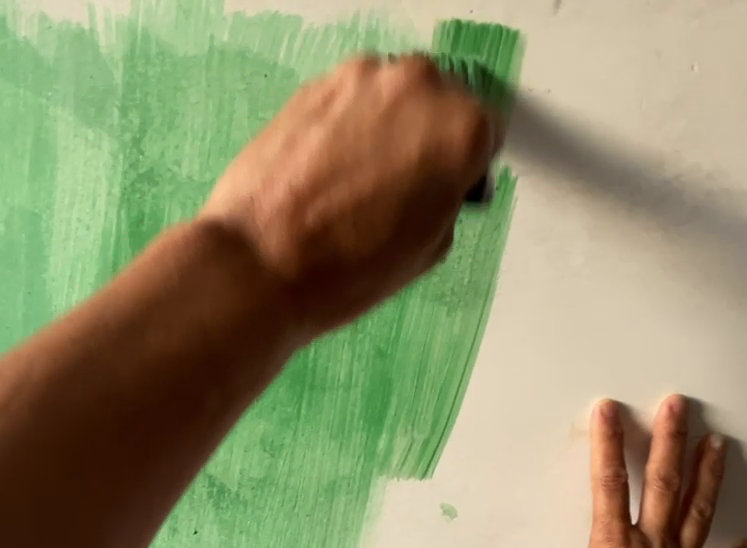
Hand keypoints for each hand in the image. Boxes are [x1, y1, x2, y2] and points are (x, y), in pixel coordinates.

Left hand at [199, 54, 497, 336]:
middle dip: (423, 144)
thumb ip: (445, 202)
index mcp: (463, 131)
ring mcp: (362, 80)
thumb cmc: (341, 270)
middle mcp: (418, 88)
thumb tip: (434, 189)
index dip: (464, 170)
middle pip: (438, 107)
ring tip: (354, 190)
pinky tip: (326, 177)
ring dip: (382, 133)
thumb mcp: (426, 252)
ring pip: (390, 100)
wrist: (262, 264)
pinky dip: (343, 130)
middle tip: (397, 194)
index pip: (484, 135)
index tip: (447, 189)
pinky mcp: (313, 86)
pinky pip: (347, 103)